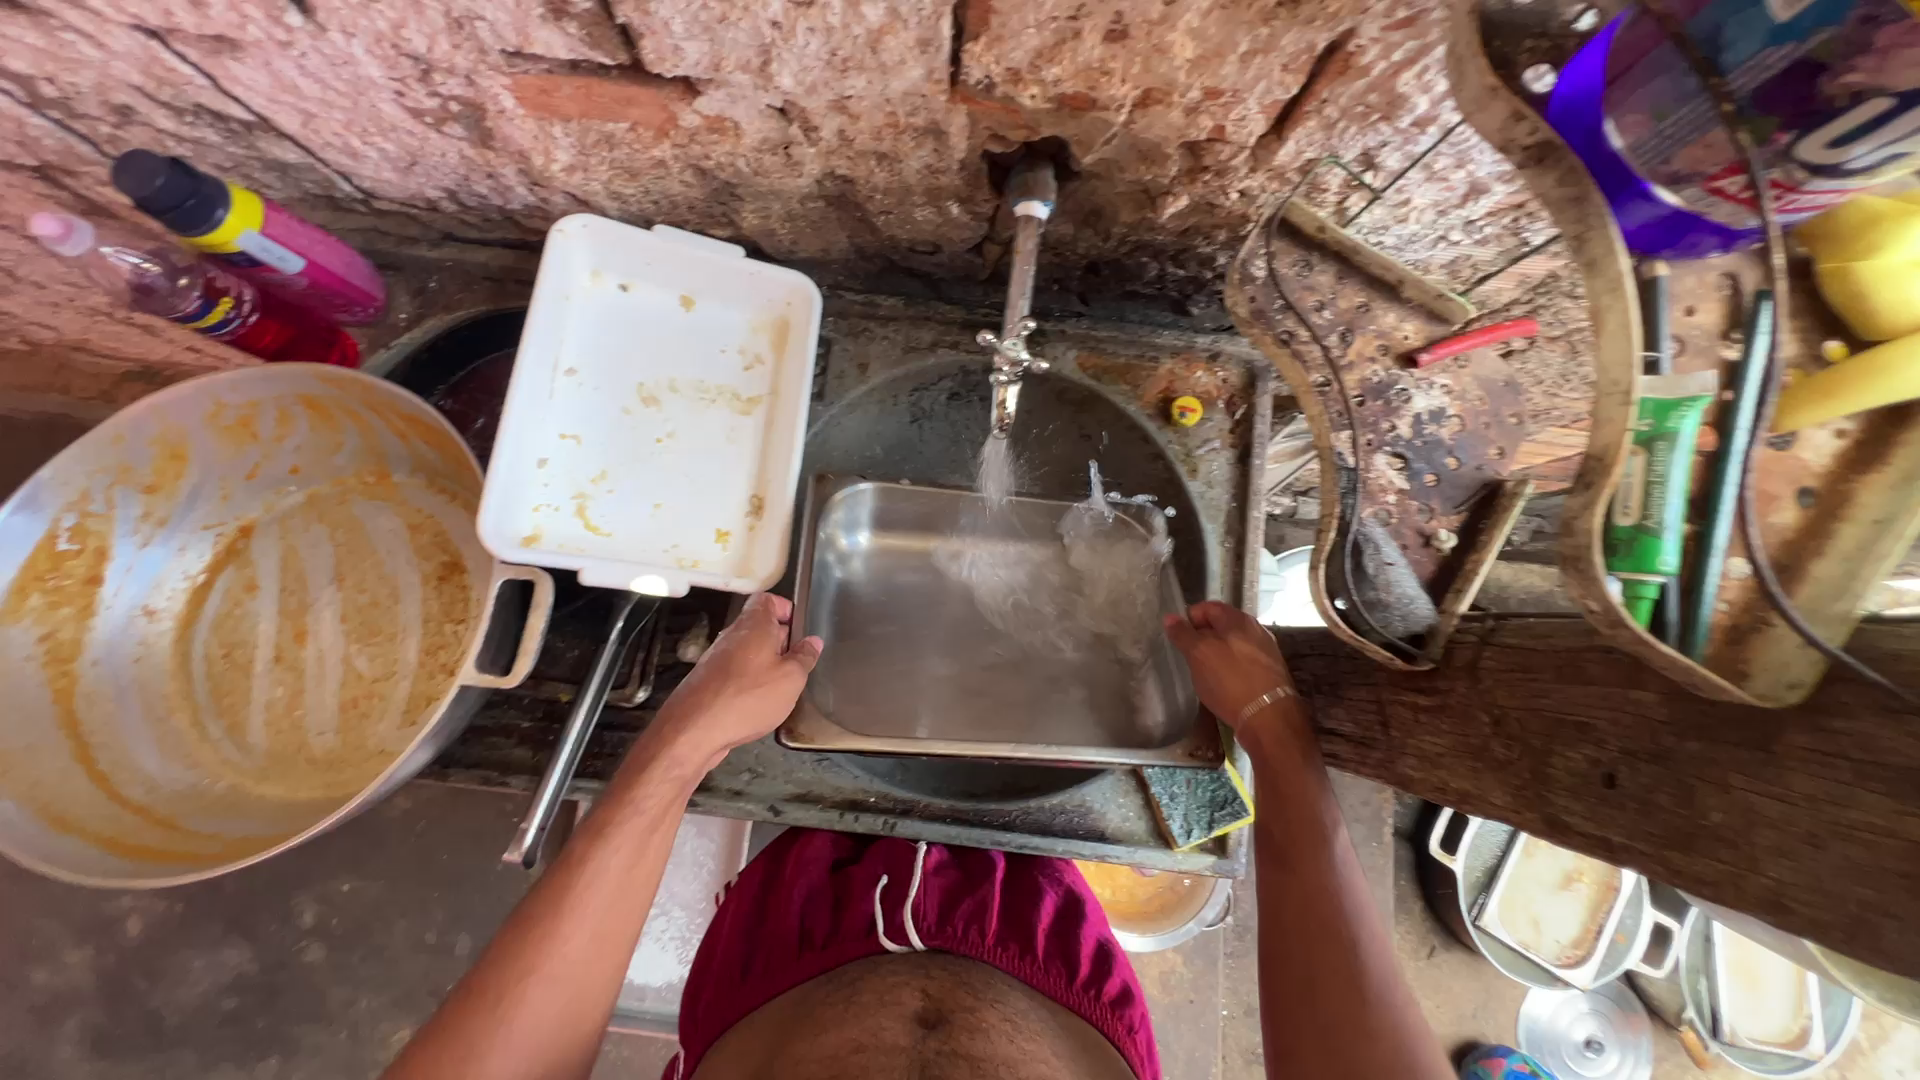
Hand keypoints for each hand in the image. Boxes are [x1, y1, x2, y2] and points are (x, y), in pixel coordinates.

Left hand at [644, 593, 821, 771]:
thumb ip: (804, 657)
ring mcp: (717, 658)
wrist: (693, 729)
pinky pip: (737, 672)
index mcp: (754, 624)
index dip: (785, 608)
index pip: (767, 599)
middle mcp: (733, 635)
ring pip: (750, 652)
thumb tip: (813, 641)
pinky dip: (751, 682)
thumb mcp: (791, 678)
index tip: (800, 628)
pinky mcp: (710, 681)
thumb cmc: (749, 697)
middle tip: (799, 663)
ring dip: (767, 665)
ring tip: (783, 687)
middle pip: (760, 626)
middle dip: (782, 642)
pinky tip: (760, 703)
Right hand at [1163, 600, 1302, 740]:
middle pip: (1222, 625)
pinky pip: (1243, 662)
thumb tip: (1170, 617)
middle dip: (1202, 637)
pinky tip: (1224, 684)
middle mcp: (1255, 630)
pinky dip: (1230, 668)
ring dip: (1216, 653)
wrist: (1269, 718)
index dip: (1189, 618)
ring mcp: (1266, 651)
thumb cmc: (1230, 681)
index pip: (1207, 607)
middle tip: (1188, 656)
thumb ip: (1183, 634)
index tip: (1178, 638)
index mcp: (1238, 620)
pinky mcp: (1270, 672)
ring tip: (1204, 672)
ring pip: (1233, 644)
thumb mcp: (1198, 655)